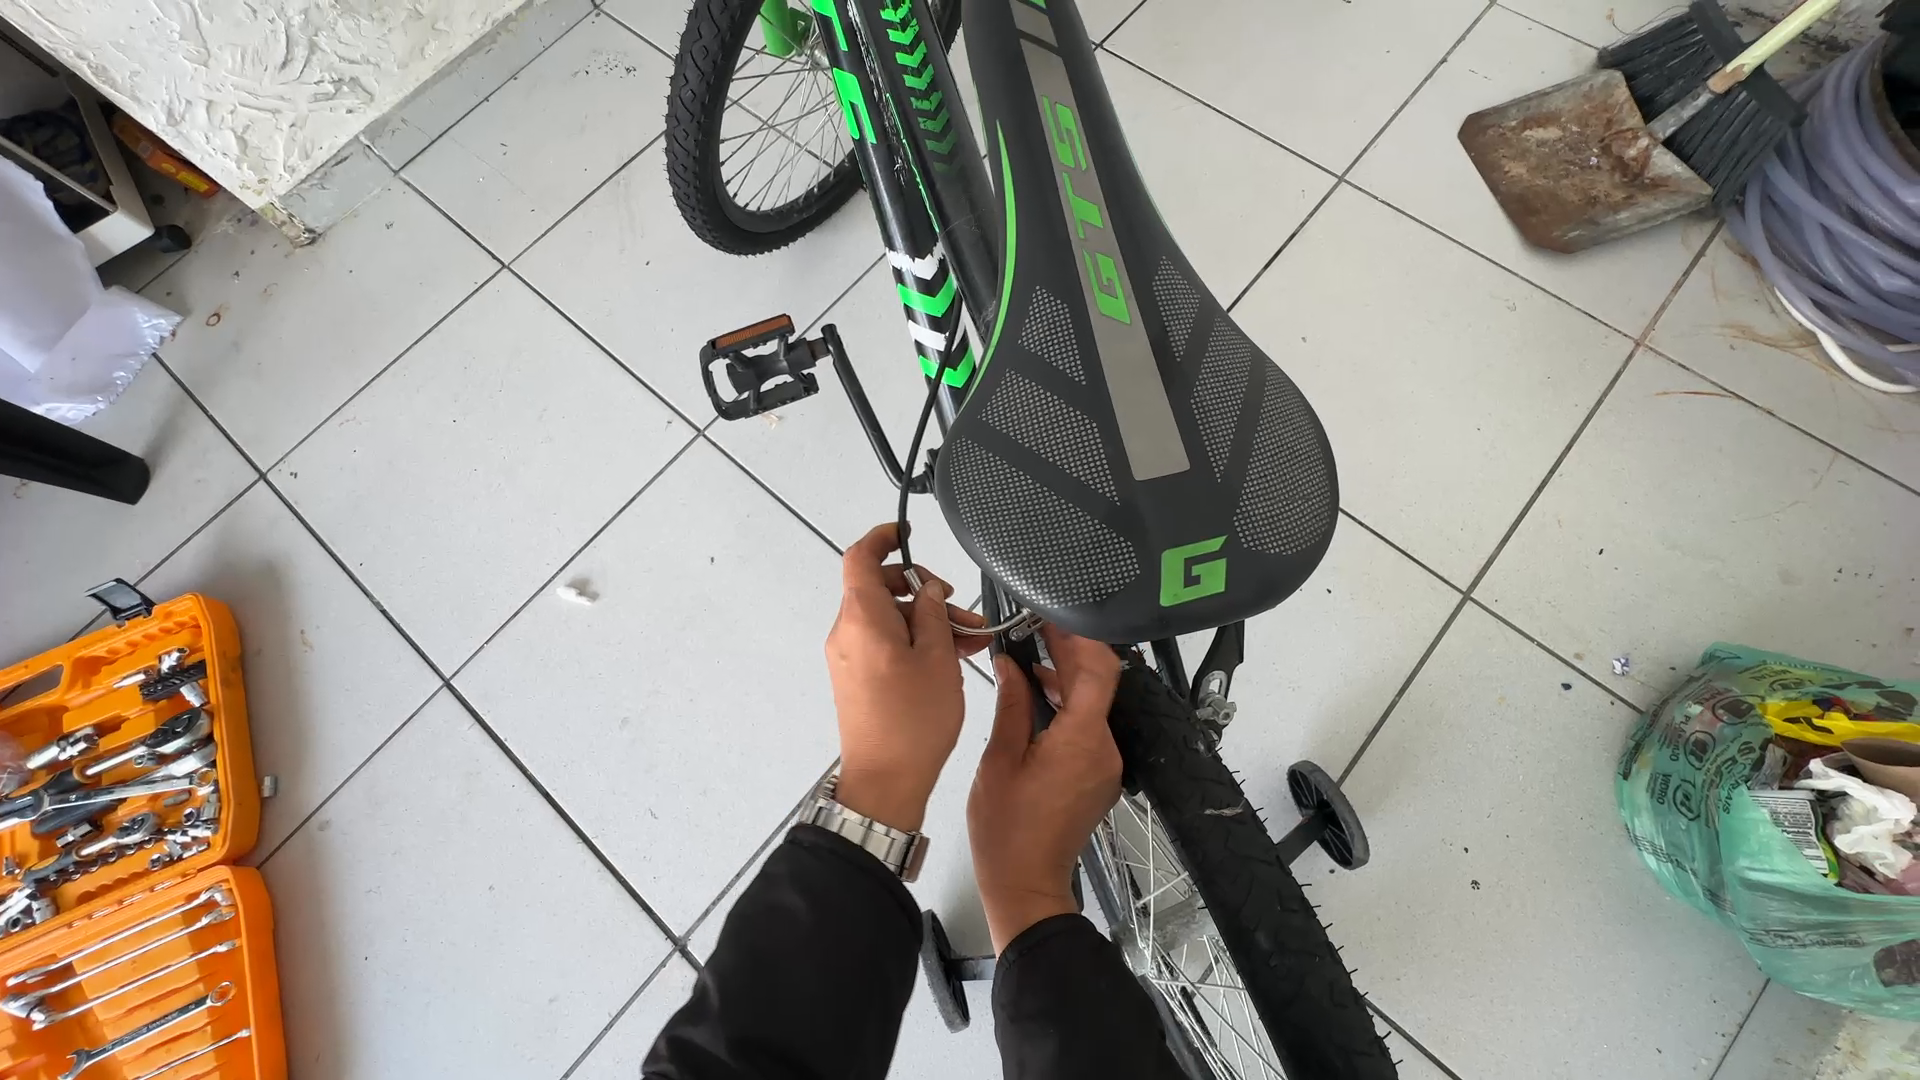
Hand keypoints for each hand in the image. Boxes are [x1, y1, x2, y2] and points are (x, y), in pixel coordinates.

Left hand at [826, 523, 988, 832]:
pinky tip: (953, 655)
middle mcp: (847, 632)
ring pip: (888, 618)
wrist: (884, 783)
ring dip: (927, 620)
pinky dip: (914, 640)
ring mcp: (849, 656)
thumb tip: (928, 590)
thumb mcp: (937, 658)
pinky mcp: (856, 678)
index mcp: (862, 618)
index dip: (883, 538)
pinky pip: (884, 643)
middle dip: (925, 590)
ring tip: (973, 638)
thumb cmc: (913, 719)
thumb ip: (934, 613)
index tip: (908, 533)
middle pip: (880, 588)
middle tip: (962, 609)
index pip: (860, 557)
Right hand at [968, 626, 1122, 951]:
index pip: (1099, 671)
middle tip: (1036, 628)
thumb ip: (1011, 704)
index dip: (1079, 638)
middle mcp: (1105, 748)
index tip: (1052, 617)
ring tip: (1030, 656)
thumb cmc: (1006, 828)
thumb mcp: (1000, 758)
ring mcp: (1106, 764)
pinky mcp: (1099, 775)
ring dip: (1068, 678)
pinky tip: (1039, 695)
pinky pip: (1091, 727)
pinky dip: (1069, 705)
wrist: (1027, 884)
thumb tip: (1010, 663)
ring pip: (1095, 704)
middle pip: (1099, 684)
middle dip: (1070, 653)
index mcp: (1082, 740)